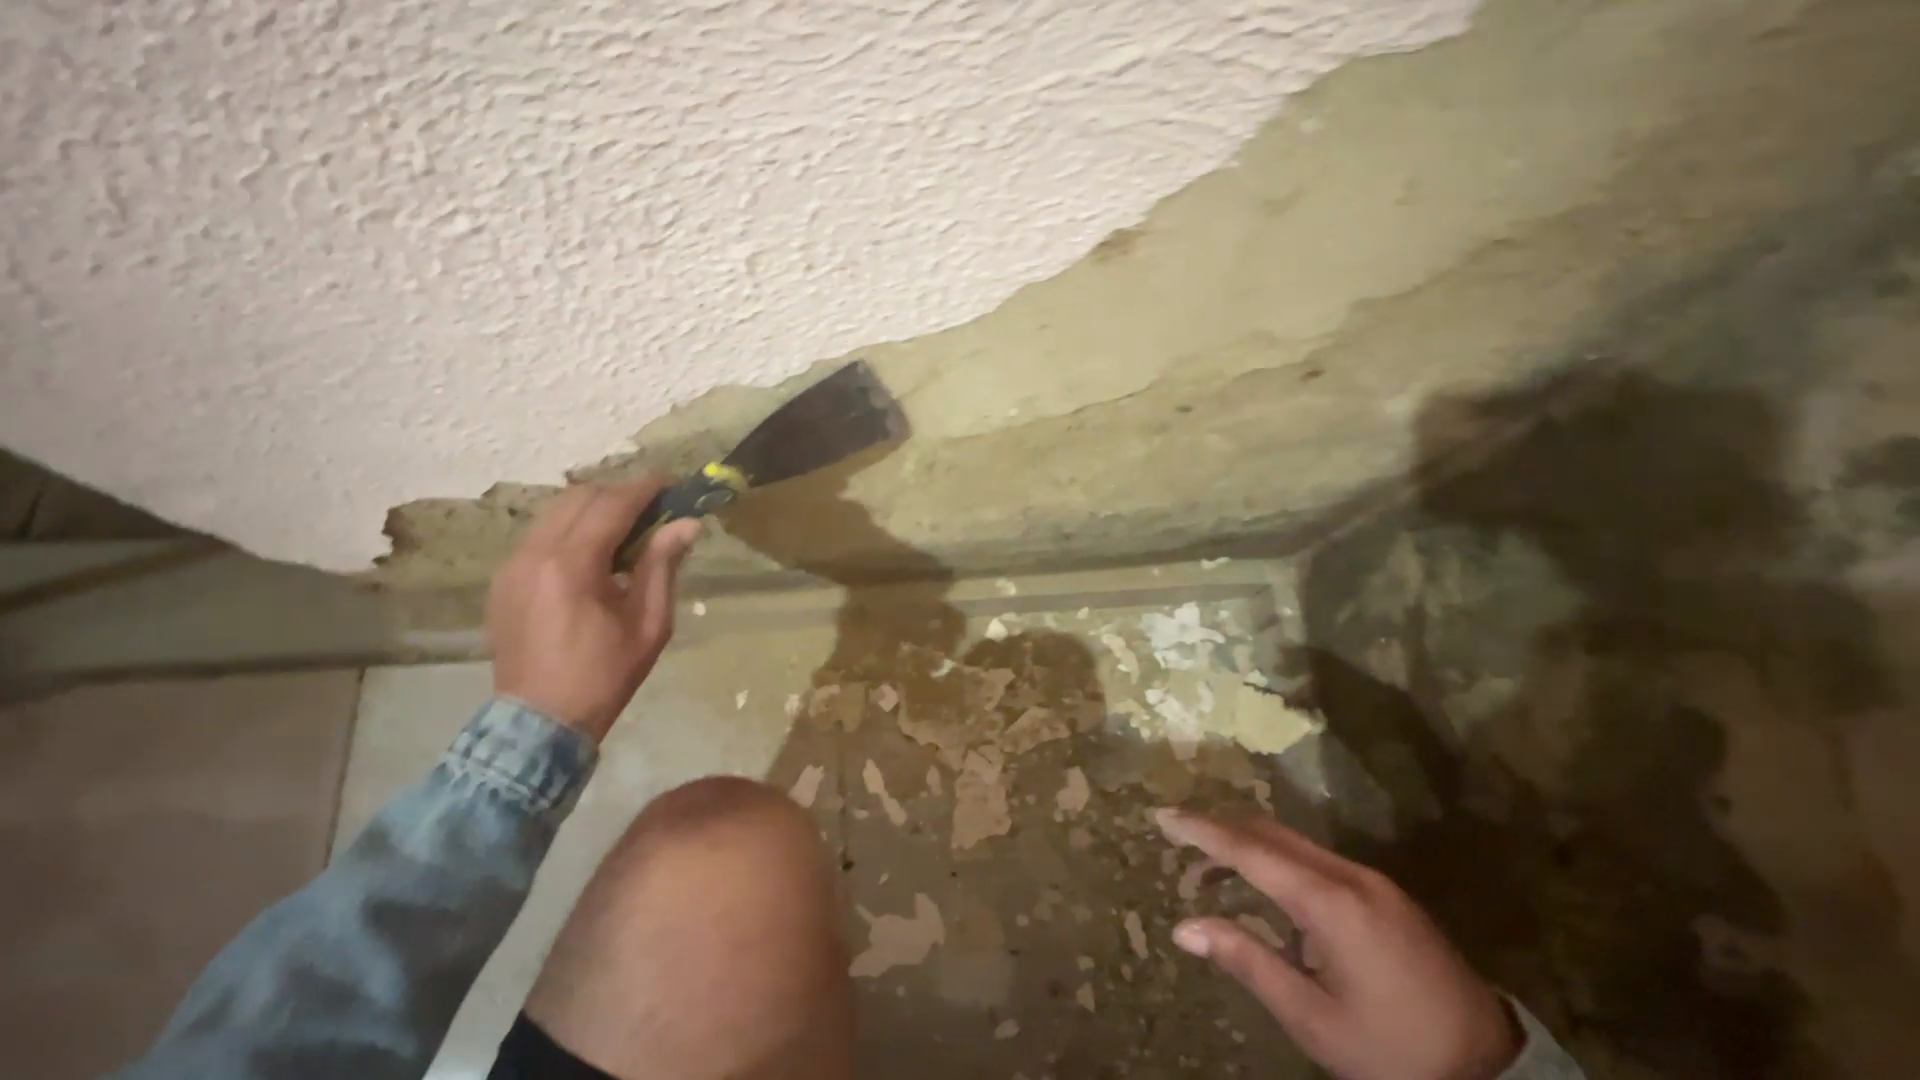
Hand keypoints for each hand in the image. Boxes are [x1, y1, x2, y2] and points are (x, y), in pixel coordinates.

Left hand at [487, 479, 701, 742]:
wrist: (541, 721)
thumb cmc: (605, 675)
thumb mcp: (648, 624)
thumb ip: (662, 566)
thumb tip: (687, 524)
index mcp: (572, 565)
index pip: (611, 505)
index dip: (644, 488)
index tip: (671, 483)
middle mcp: (534, 554)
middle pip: (578, 497)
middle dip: (617, 494)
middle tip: (651, 508)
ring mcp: (511, 566)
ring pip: (553, 513)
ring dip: (591, 510)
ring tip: (623, 530)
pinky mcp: (502, 581)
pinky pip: (538, 537)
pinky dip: (568, 531)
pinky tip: (590, 557)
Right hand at [1157, 809, 1517, 1079]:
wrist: (1487, 1065)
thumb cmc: (1389, 1048)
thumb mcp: (1310, 1016)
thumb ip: (1246, 960)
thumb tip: (1184, 927)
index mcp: (1330, 902)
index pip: (1251, 850)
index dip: (1201, 831)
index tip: (1161, 816)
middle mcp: (1351, 876)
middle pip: (1271, 833)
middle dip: (1219, 831)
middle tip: (1176, 842)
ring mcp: (1372, 882)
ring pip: (1294, 843)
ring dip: (1247, 847)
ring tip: (1207, 875)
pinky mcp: (1384, 895)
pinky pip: (1316, 860)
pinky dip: (1276, 862)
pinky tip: (1261, 889)